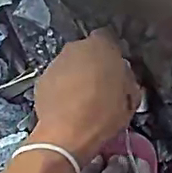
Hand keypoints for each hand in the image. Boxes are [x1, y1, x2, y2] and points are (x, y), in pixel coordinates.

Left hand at [30, 32, 141, 161]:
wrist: (66, 134)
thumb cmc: (103, 115)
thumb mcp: (129, 99)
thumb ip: (127, 80)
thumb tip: (123, 77)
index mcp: (102, 46)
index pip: (109, 38)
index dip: (113, 54)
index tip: (116, 69)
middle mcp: (76, 48)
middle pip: (87, 51)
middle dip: (93, 64)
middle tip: (101, 85)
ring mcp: (55, 63)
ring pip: (70, 65)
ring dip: (76, 76)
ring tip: (83, 99)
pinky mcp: (41, 79)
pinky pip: (57, 79)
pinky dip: (61, 88)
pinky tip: (68, 105)